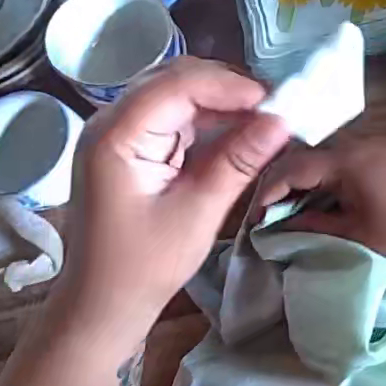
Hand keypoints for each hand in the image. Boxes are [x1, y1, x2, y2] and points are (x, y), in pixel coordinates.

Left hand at [56, 58, 290, 331]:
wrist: (103, 303)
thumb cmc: (145, 266)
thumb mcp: (198, 213)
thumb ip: (238, 161)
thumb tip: (282, 121)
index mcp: (116, 135)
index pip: (177, 85)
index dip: (230, 86)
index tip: (276, 103)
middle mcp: (110, 122)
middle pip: (174, 82)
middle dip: (226, 90)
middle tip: (275, 109)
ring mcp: (117, 134)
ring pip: (175, 97)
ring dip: (219, 105)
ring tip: (263, 120)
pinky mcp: (129, 149)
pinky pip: (171, 121)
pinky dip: (205, 124)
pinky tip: (236, 133)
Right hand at [258, 136, 385, 262]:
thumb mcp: (358, 232)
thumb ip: (315, 224)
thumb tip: (281, 225)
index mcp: (347, 158)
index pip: (292, 167)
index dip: (269, 191)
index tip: (256, 216)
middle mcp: (357, 139)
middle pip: (305, 155)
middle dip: (282, 182)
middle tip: (269, 211)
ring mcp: (373, 139)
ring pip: (323, 153)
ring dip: (304, 177)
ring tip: (292, 205)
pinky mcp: (385, 145)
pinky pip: (343, 153)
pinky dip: (326, 172)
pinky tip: (323, 193)